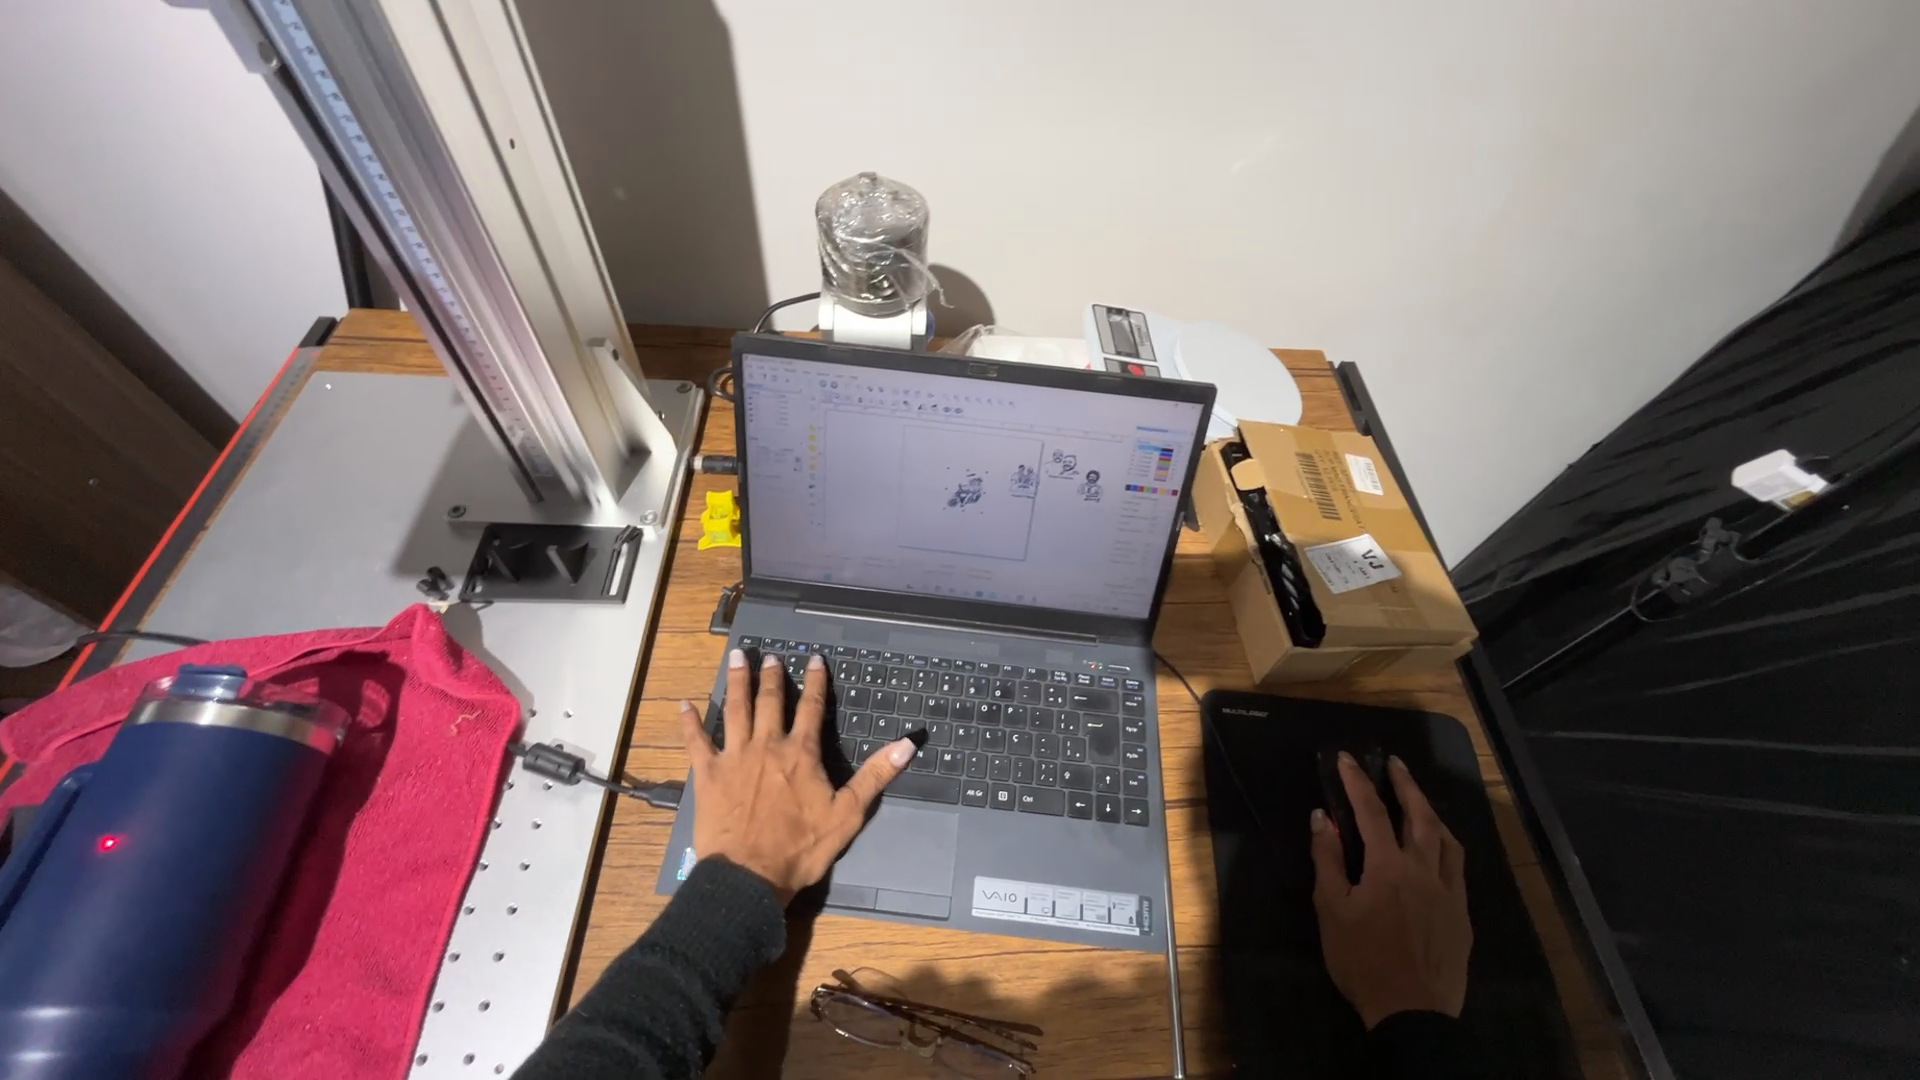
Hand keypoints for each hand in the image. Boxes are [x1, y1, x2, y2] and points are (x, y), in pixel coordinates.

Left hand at [679, 649, 915, 903]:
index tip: (815, 659)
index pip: (812, 707)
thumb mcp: (848, 813)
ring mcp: (734, 757)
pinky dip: (689, 723)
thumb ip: (875, 775)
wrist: (749, 876)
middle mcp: (767, 745)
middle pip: (770, 701)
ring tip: (737, 658)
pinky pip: (695, 742)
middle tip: (769, 656)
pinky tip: (684, 705)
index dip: (816, 681)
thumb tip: (907, 744)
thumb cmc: (801, 847)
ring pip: (735, 710)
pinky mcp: (708, 774)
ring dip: (737, 682)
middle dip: (771, 676)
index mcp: (801, 752)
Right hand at [1310, 753, 1470, 1028]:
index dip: (1357, 780)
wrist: (1413, 1015)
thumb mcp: (1331, 908)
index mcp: (1389, 867)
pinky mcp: (1463, 917)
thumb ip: (1327, 859)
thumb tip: (1321, 817)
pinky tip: (1438, 850)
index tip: (1346, 757)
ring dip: (1432, 812)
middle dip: (1406, 785)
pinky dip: (1445, 845)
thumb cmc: (1362, 960)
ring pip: (1447, 840)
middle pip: (1420, 816)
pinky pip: (1458, 868)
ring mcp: (1450, 894)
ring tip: (1419, 800)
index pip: (1371, 811)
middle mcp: (1425, 871)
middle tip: (1395, 763)